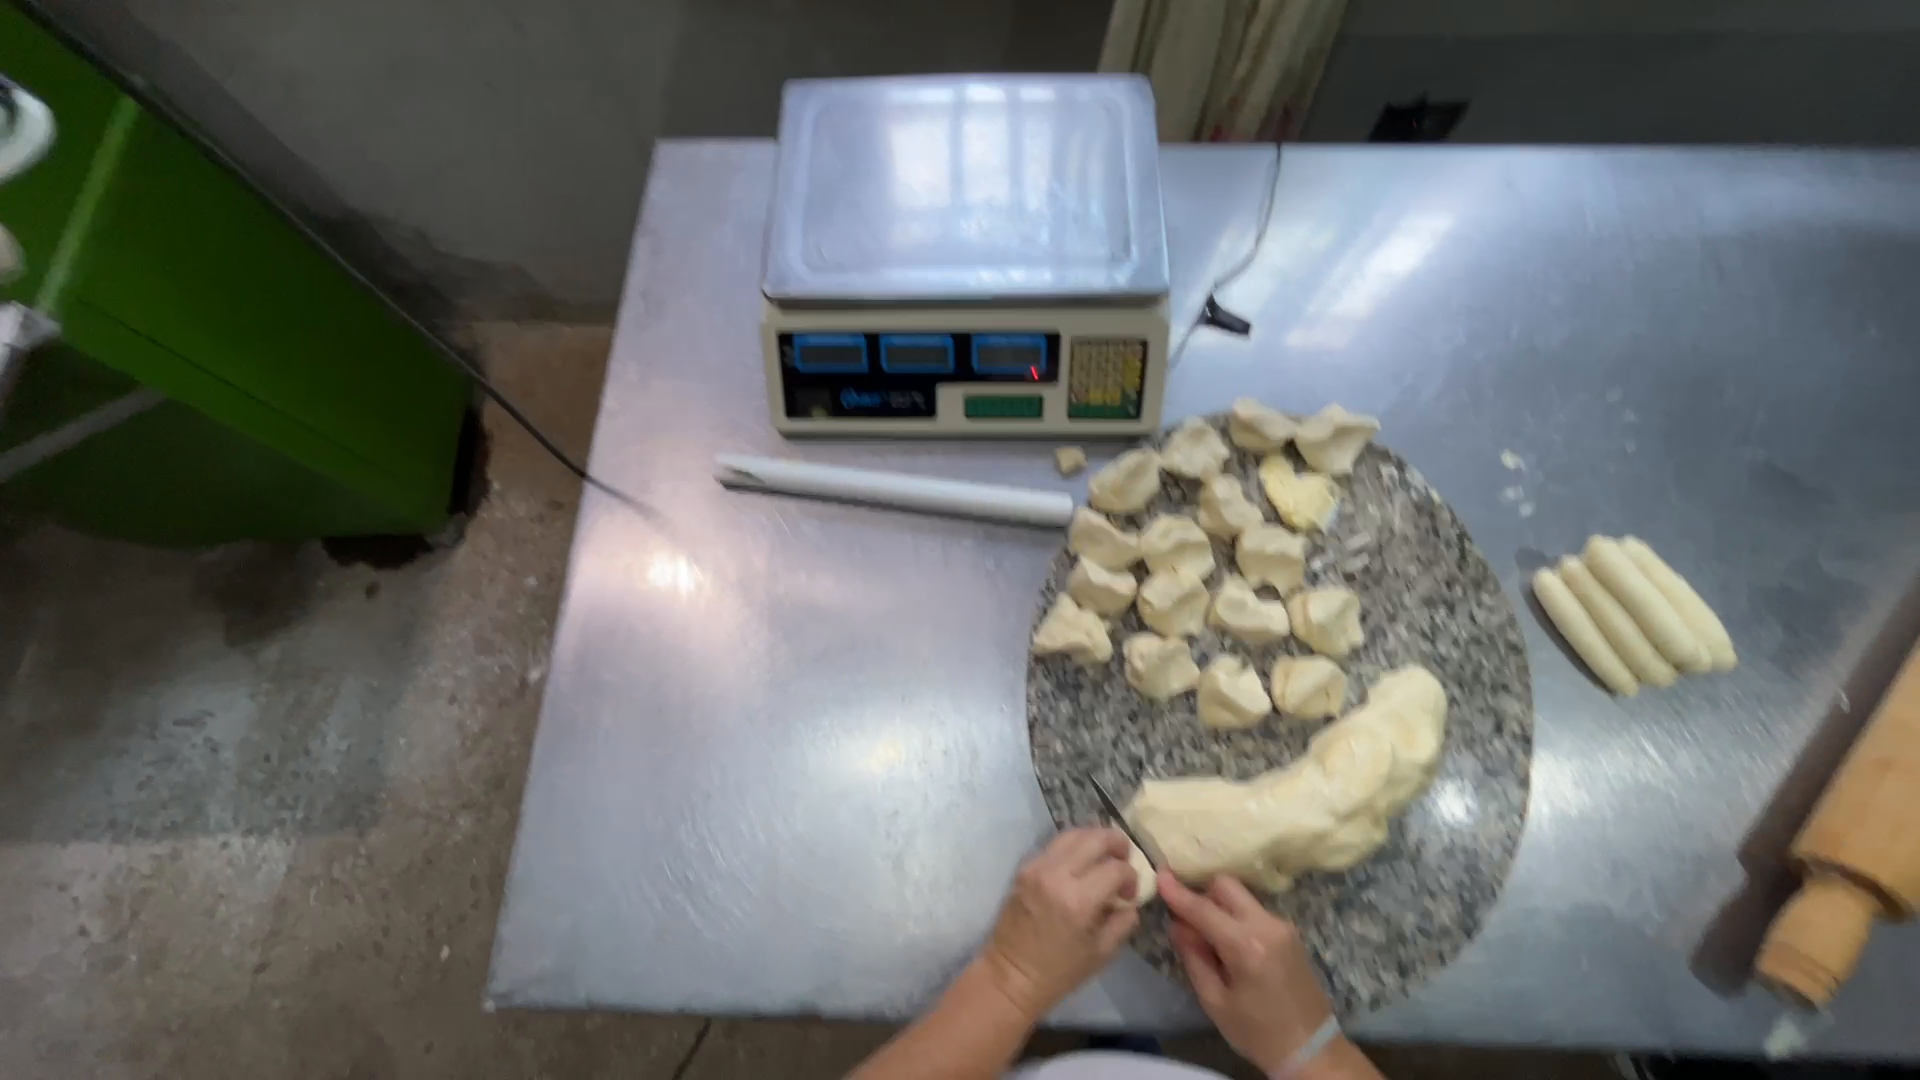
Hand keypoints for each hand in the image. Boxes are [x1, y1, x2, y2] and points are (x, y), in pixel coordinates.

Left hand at [977, 827, 1140, 1019]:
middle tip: (1125, 855)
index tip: (1130, 892)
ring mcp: (1037, 867)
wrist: (1011, 974)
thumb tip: (1131, 901)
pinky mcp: (1024, 867)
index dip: (1131, 877)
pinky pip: (1054, 846)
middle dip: (1116, 842)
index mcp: (1078, 901)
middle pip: (1094, 838)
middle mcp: (1057, 875)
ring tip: (1105, 853)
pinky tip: (1081, 860)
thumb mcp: (1101, 953)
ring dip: (1093, 838)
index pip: (1115, 869)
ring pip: (1072, 834)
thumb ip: (1122, 922)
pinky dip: (1072, 846)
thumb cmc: (1059, 972)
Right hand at [1160, 871, 1337, 1075]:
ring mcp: (1282, 926)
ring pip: (1240, 896)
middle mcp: (1267, 925)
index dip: (1177, 892)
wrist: (1314, 1052)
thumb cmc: (1259, 1034)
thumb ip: (1193, 956)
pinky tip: (1231, 944)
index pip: (1202, 909)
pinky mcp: (1289, 932)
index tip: (1159, 875)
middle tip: (1188, 917)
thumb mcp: (1214, 1002)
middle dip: (1202, 892)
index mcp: (1246, 946)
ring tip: (1210, 937)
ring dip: (1219, 905)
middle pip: (1225, 885)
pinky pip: (1253, 909)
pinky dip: (1235, 916)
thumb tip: (1177, 924)